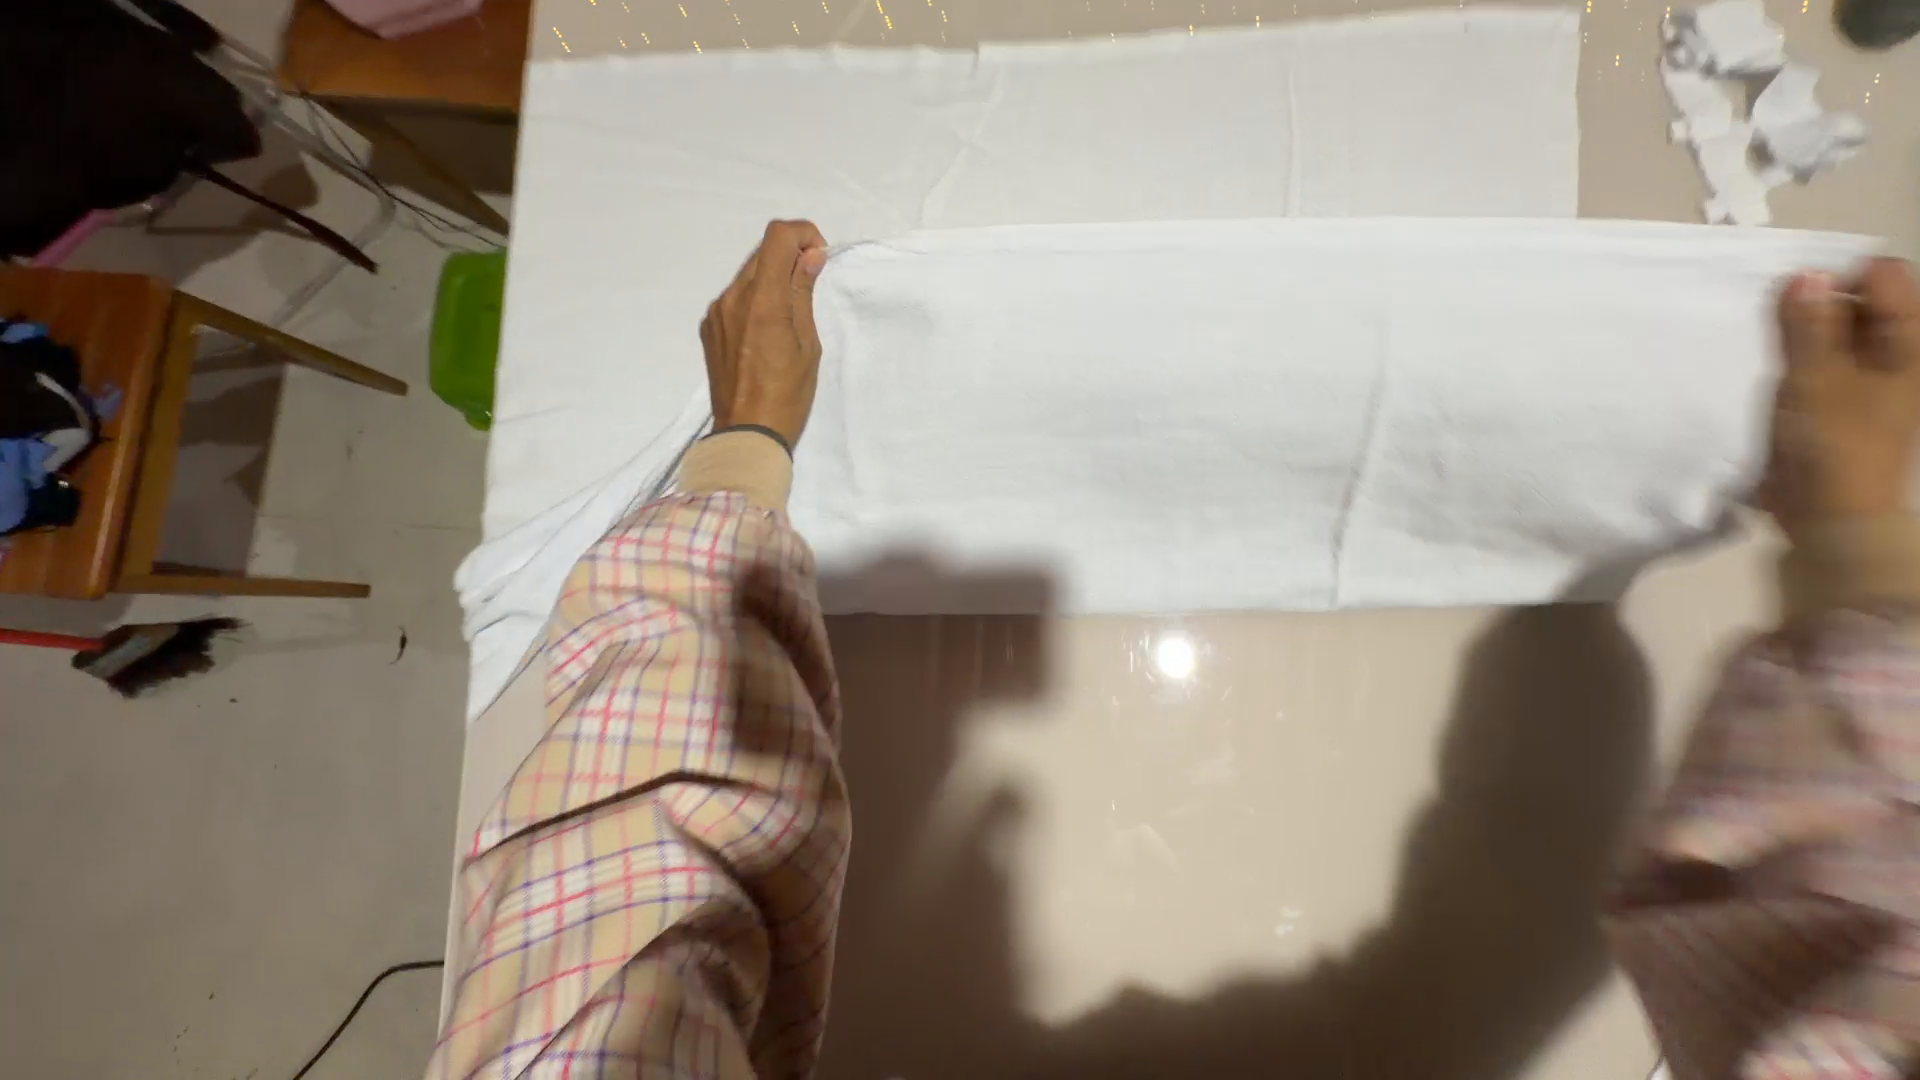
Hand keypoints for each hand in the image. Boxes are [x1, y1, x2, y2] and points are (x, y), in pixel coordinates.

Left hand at [701, 220, 829, 448]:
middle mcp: (732, 297)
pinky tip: (767, 330)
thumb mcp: (807, 344)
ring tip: (790, 313)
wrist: (746, 435)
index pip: (777, 236)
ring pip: (747, 274)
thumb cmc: (788, 396)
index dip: (803, 234)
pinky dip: (755, 298)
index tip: (819, 257)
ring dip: (772, 278)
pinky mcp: (709, 328)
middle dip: (789, 256)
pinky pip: (735, 298)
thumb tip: (810, 255)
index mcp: (762, 300)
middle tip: (810, 283)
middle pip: (761, 252)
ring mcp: (716, 312)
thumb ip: (803, 294)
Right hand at [1763, 258, 1919, 532]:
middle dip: (1809, 306)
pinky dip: (1786, 362)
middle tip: (1767, 325)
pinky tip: (1759, 373)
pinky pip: (1809, 366)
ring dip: (1792, 337)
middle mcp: (1893, 354)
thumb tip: (1805, 275)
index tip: (1788, 297)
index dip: (1836, 279)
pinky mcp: (1830, 403)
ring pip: (1826, 336)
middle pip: (1854, 305)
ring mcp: (1861, 380)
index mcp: (1909, 343)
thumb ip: (1809, 327)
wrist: (1828, 510)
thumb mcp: (1817, 379)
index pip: (1883, 279)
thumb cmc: (1834, 441)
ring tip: (1759, 349)